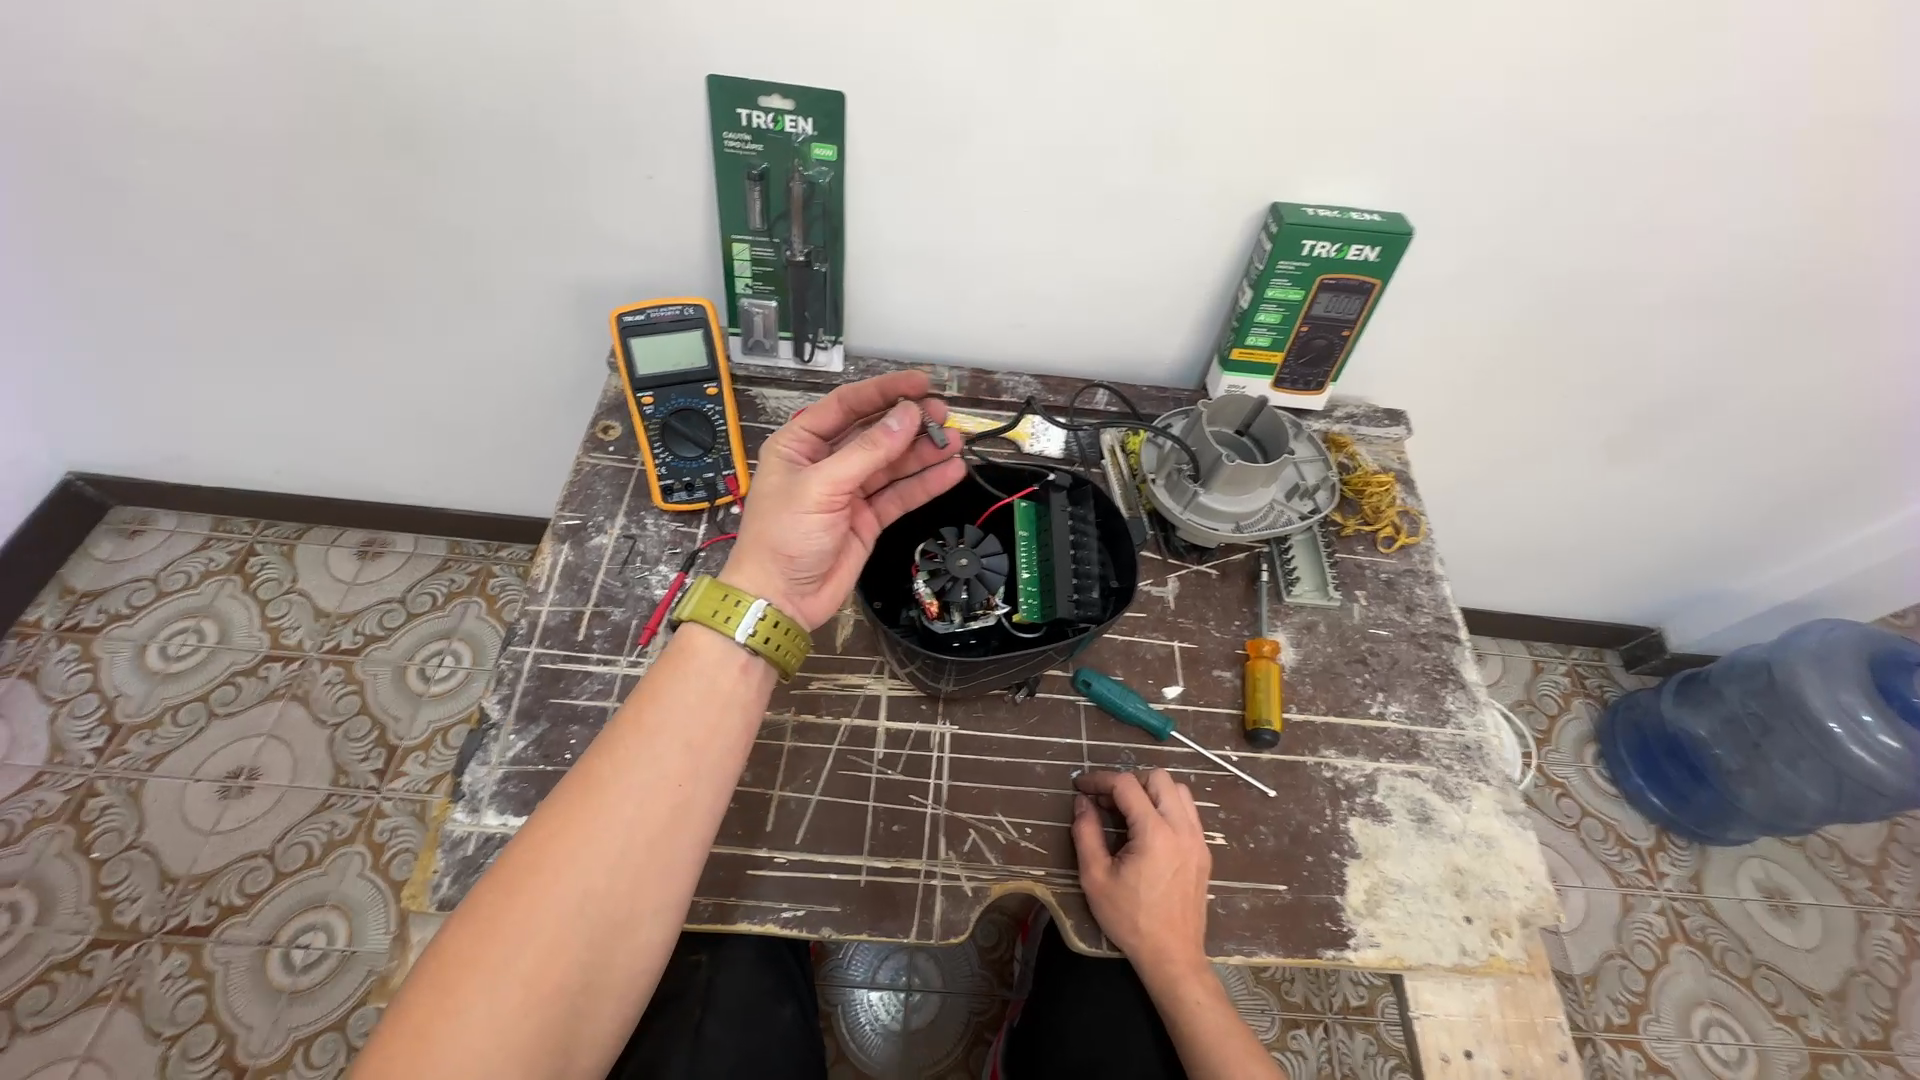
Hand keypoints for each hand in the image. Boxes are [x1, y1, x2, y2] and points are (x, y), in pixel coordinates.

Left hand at [718, 370, 965, 630]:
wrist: (779, 598)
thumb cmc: (783, 536)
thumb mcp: (822, 487)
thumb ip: (868, 452)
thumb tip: (907, 416)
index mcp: (801, 444)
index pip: (847, 405)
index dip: (884, 392)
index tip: (920, 383)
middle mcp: (827, 462)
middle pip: (875, 433)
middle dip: (909, 423)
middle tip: (942, 415)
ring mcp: (849, 491)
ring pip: (892, 464)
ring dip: (923, 452)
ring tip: (955, 441)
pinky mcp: (867, 519)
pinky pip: (899, 495)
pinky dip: (924, 484)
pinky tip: (951, 471)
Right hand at [1071, 769, 1212, 981]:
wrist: (1172, 956)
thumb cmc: (1130, 919)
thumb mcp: (1095, 877)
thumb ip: (1086, 833)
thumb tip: (1082, 802)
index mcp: (1155, 833)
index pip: (1127, 785)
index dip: (1099, 779)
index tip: (1081, 786)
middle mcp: (1182, 829)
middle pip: (1158, 778)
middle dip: (1129, 781)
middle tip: (1106, 800)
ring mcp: (1198, 839)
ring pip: (1178, 790)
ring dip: (1151, 791)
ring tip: (1128, 811)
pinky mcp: (1204, 851)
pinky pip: (1188, 812)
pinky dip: (1167, 806)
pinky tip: (1148, 828)